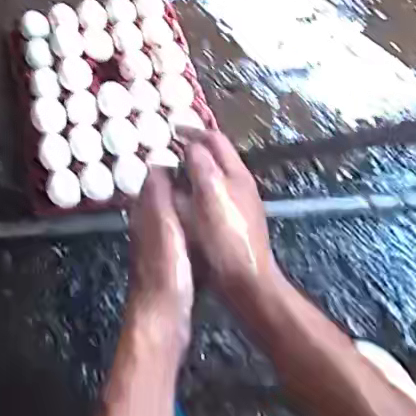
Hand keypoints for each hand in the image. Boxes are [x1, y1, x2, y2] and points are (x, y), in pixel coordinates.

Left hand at [126, 172, 193, 345]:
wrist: (162, 318)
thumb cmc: (165, 268)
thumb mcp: (163, 223)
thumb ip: (159, 193)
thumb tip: (158, 161)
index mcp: (143, 212)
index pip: (155, 179)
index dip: (173, 169)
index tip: (196, 161)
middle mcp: (146, 226)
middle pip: (165, 198)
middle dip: (183, 188)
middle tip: (209, 180)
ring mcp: (158, 247)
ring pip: (174, 218)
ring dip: (189, 211)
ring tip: (213, 202)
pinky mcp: (170, 266)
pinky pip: (183, 240)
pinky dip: (194, 233)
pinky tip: (210, 235)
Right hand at [174, 127, 279, 304]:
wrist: (248, 284)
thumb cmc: (225, 238)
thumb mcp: (208, 193)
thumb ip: (199, 164)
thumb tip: (188, 147)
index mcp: (235, 173)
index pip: (213, 138)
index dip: (191, 131)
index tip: (169, 131)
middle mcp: (240, 184)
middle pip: (215, 155)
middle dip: (191, 149)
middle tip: (167, 152)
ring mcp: (239, 205)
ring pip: (212, 176)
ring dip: (192, 170)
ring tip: (170, 175)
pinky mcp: (234, 224)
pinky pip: (210, 195)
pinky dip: (194, 190)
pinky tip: (181, 203)